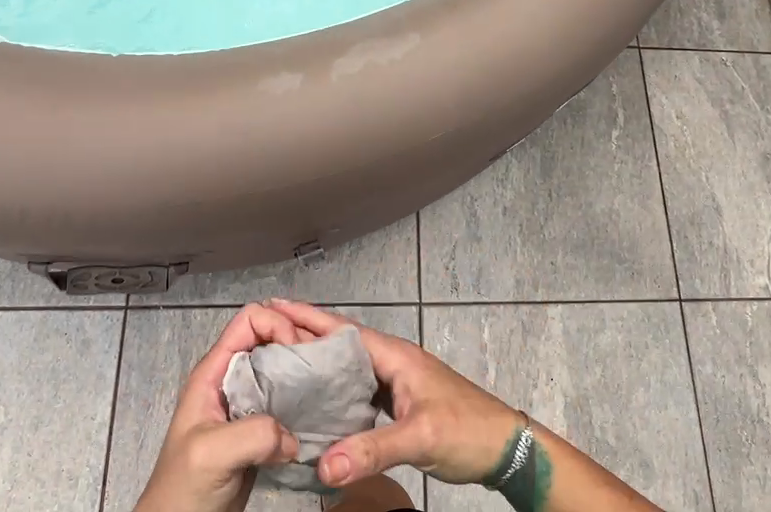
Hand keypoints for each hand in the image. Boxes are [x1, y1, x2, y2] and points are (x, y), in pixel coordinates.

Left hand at [133, 304, 305, 511]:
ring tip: (325, 389)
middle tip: (320, 368)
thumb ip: (253, 433)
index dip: (276, 325)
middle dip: (296, 345)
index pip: (250, 320)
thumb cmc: (183, 489)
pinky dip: (304, 403)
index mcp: (214, 371)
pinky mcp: (260, 432)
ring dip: (303, 374)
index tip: (298, 352)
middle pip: (270, 339)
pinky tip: (318, 415)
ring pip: (281, 370)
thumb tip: (293, 435)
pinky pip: (287, 403)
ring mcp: (247, 406)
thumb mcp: (211, 453)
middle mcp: (232, 380)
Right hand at [264, 299, 524, 488]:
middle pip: (341, 344)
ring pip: (350, 367)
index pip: (343, 330)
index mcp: (395, 355)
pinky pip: (360, 389)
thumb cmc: (469, 431)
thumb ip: (373, 448)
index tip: (274, 306)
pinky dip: (337, 390)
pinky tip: (320, 404)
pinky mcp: (400, 403)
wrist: (504, 448)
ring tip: (283, 365)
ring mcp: (397, 381)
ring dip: (320, 363)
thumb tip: (324, 464)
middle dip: (306, 336)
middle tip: (265, 334)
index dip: (308, 318)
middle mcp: (393, 361)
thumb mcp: (420, 437)